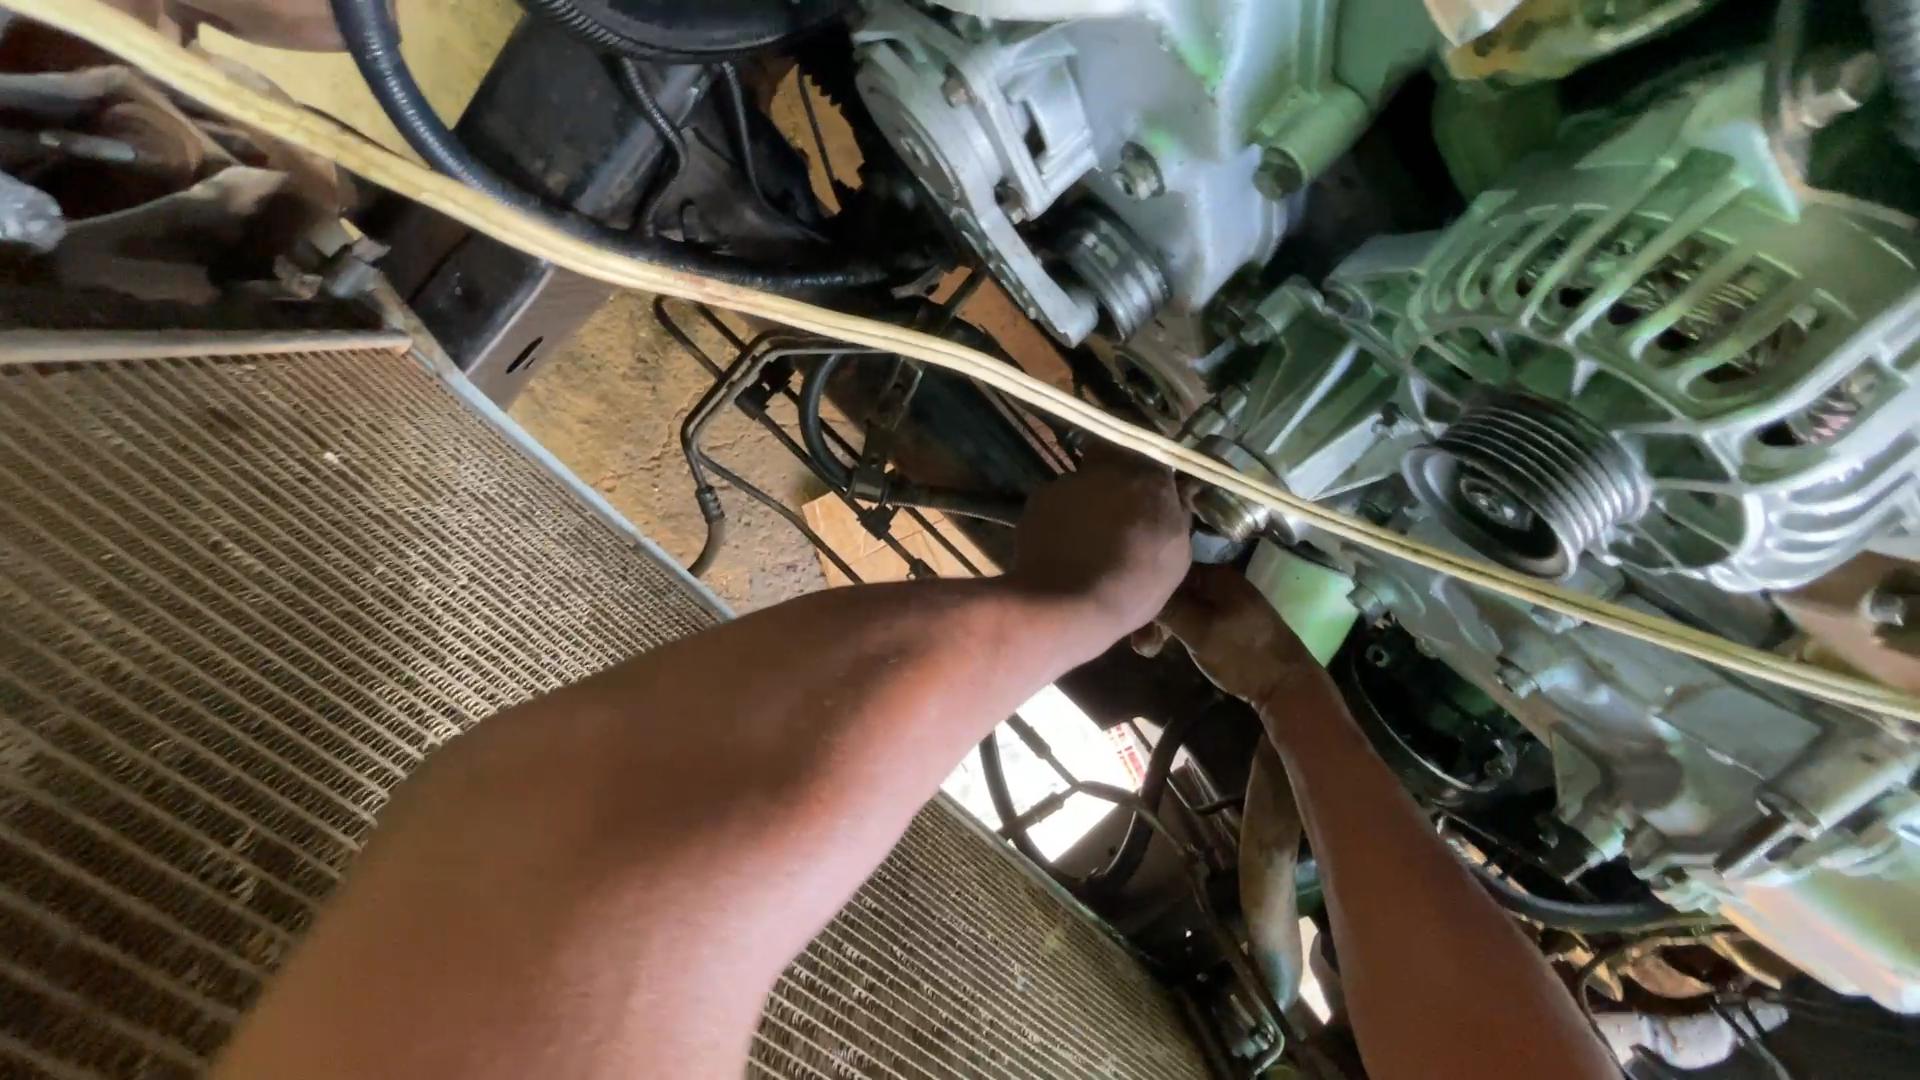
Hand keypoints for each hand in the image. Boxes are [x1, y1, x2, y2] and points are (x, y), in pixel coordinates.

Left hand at [1006, 442, 1189, 635]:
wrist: (1068, 604)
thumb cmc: (1133, 584)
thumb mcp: (1176, 556)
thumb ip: (1175, 515)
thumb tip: (1175, 496)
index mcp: (1149, 478)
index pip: (1150, 455)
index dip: (1144, 474)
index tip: (1143, 494)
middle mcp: (1107, 469)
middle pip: (1109, 459)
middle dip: (1109, 481)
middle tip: (1111, 514)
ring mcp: (1068, 481)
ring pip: (1079, 483)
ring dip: (1082, 502)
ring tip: (1081, 539)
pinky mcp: (1037, 498)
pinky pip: (1054, 503)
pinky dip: (1057, 518)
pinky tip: (1058, 546)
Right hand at [1134, 564, 1322, 704]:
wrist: (1287, 685)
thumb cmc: (1242, 654)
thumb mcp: (1199, 631)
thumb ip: (1168, 608)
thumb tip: (1137, 587)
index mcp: (1216, 574)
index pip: (1168, 569)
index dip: (1146, 589)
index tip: (1130, 614)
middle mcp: (1220, 581)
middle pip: (1172, 587)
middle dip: (1151, 611)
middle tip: (1139, 643)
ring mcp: (1225, 600)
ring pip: (1180, 604)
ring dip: (1161, 623)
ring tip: (1147, 649)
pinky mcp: (1227, 620)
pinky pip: (1192, 615)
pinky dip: (1176, 628)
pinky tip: (1163, 645)